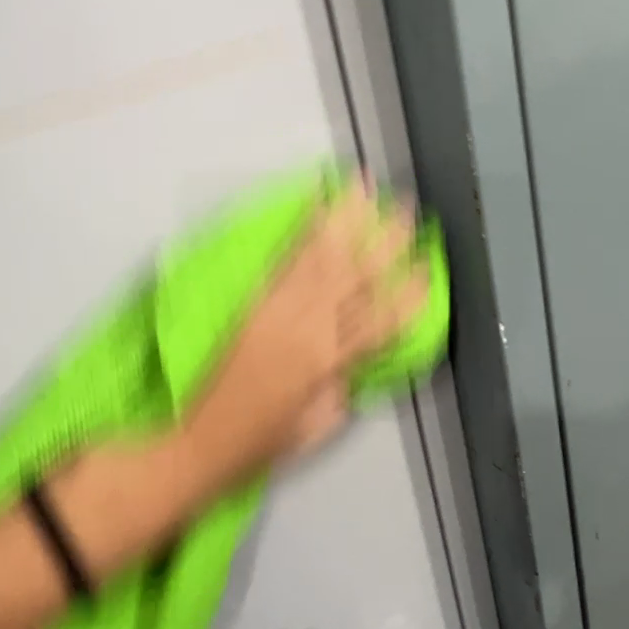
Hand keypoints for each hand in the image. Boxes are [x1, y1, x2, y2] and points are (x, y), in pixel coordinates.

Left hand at [184, 183, 427, 478]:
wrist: (200, 438)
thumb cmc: (265, 441)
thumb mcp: (320, 425)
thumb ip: (345, 385)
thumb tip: (361, 358)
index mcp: (328, 361)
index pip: (380, 321)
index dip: (408, 294)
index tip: (428, 267)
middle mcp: (307, 325)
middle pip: (355, 274)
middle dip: (385, 239)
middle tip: (408, 208)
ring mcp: (278, 306)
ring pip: (322, 255)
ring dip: (348, 218)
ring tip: (367, 186)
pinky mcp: (256, 298)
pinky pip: (286, 256)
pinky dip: (304, 226)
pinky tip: (317, 203)